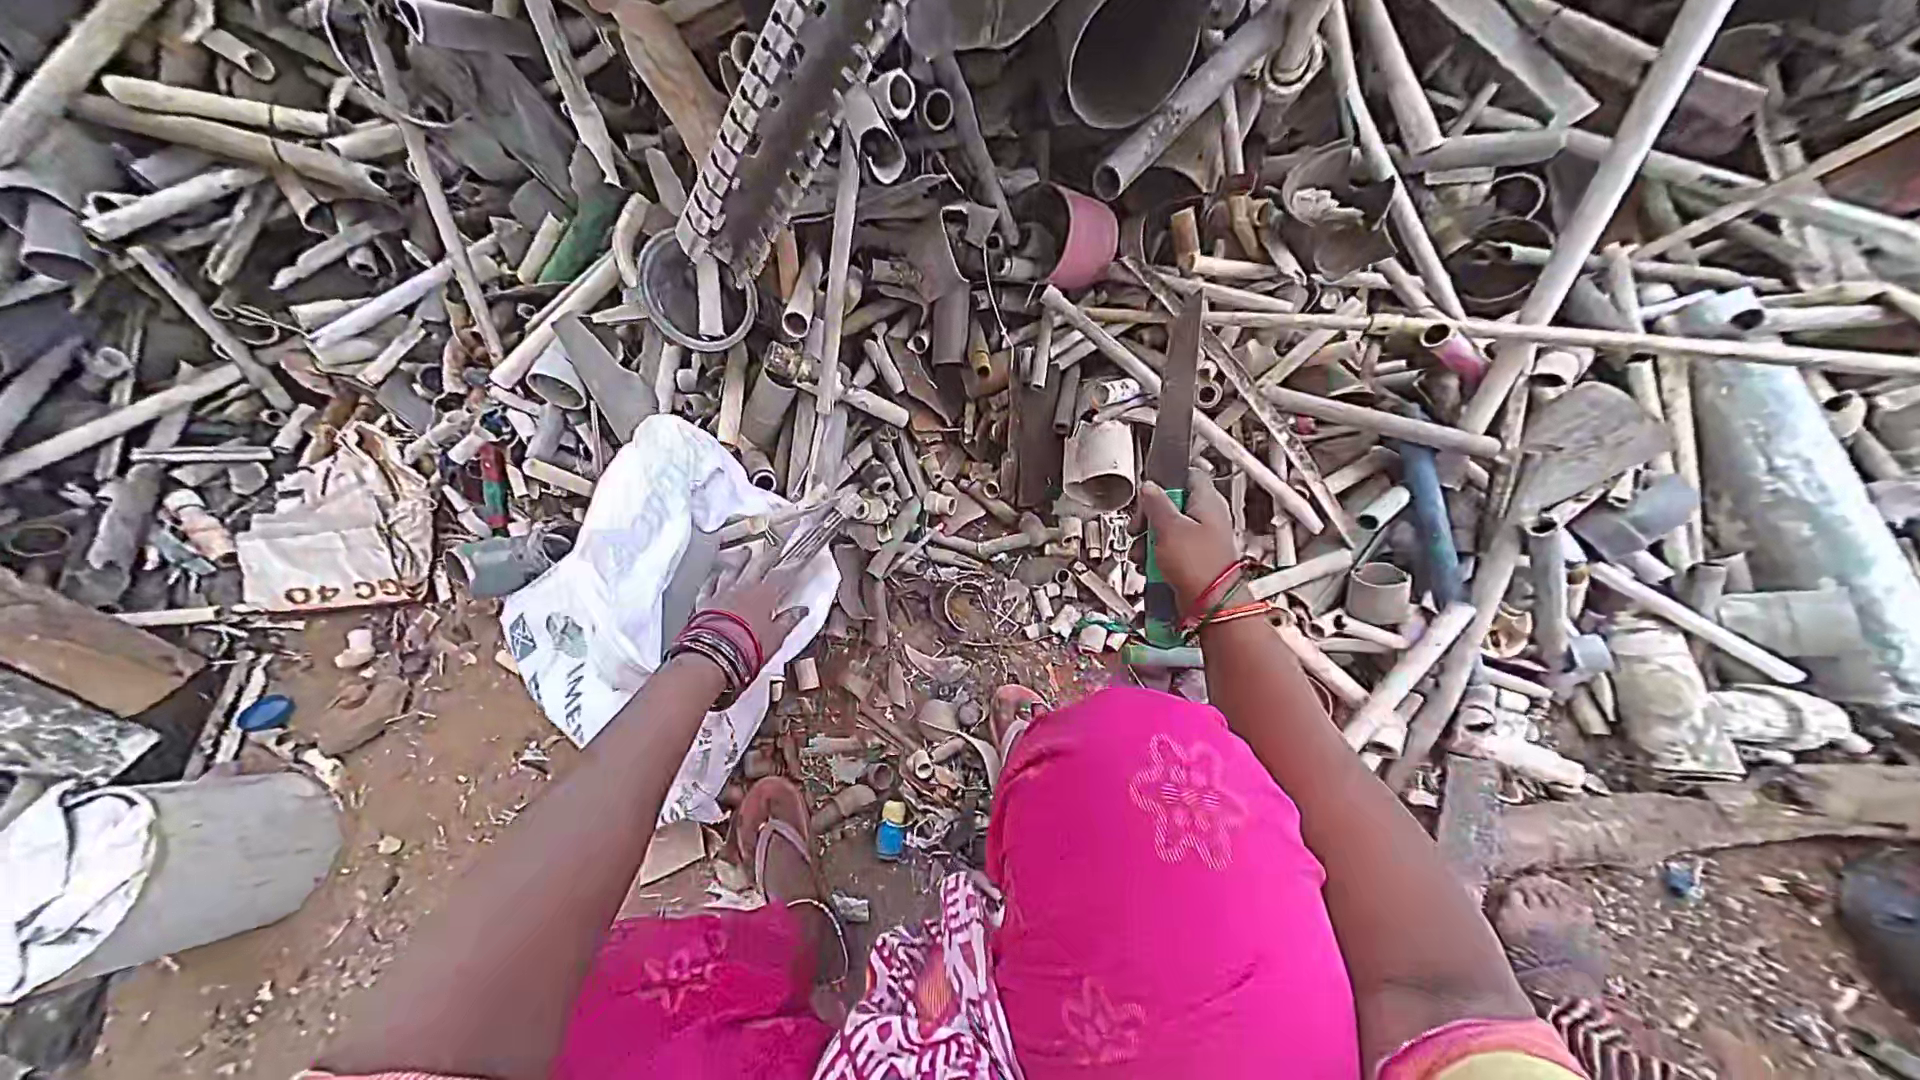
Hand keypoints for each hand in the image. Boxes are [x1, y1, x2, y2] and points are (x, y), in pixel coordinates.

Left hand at [698, 542, 807, 666]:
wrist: (715, 656)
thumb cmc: (748, 648)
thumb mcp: (776, 637)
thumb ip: (789, 621)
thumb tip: (801, 611)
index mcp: (765, 596)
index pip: (782, 576)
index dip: (791, 566)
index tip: (798, 559)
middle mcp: (744, 589)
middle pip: (758, 566)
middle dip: (768, 556)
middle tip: (774, 547)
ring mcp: (723, 594)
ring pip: (733, 570)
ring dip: (740, 560)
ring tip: (745, 552)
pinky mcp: (705, 603)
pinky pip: (708, 586)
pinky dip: (712, 579)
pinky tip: (714, 575)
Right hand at [1138, 465, 1240, 613]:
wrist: (1210, 605)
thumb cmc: (1199, 567)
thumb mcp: (1169, 527)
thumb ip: (1156, 504)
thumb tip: (1149, 488)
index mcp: (1208, 502)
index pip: (1187, 475)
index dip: (1164, 482)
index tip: (1149, 496)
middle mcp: (1207, 519)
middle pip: (1170, 505)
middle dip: (1149, 519)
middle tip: (1140, 528)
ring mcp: (1199, 541)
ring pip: (1165, 530)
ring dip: (1148, 541)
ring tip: (1144, 553)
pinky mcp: (1191, 560)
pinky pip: (1167, 552)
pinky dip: (1155, 558)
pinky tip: (1150, 566)